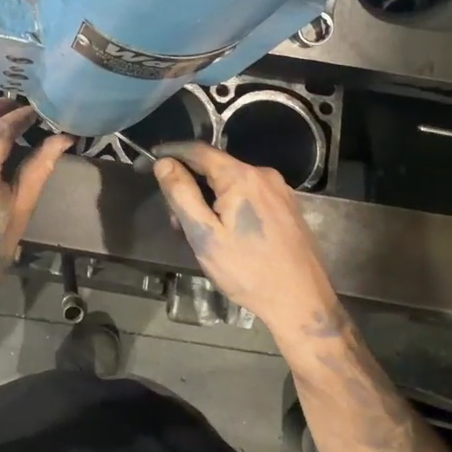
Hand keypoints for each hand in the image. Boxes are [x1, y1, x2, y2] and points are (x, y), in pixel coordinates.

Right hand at [152, 142, 330, 322]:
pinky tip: (225, 232)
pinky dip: (229, 204)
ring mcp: (280, 191)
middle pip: (215, 166)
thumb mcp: (204, 235)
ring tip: (198, 233)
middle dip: (189, 184)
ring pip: (232, 182)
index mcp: (241, 177)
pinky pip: (249, 194)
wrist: (301, 302)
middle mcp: (263, 175)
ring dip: (208, 198)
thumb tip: (164, 163)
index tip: (149, 162)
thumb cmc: (247, 271)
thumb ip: (182, 194)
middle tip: (174, 219)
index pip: (197, 150)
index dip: (170, 152)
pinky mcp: (287, 207)